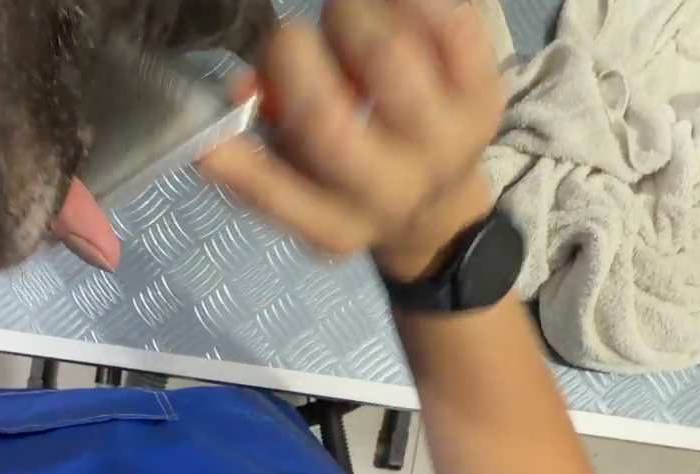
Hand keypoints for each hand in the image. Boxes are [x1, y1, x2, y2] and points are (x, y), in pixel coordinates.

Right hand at [199, 0, 504, 281]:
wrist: (438, 205)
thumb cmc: (348, 184)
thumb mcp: (300, 186)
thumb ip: (260, 147)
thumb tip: (240, 87)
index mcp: (334, 225)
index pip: (278, 194)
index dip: (238, 156)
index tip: (214, 120)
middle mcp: (389, 194)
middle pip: (328, 122)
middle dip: (293, 59)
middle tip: (291, 39)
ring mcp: (443, 146)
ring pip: (388, 57)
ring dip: (349, 19)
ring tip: (342, 21)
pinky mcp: (485, 97)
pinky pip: (449, 22)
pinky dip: (407, 1)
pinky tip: (387, 8)